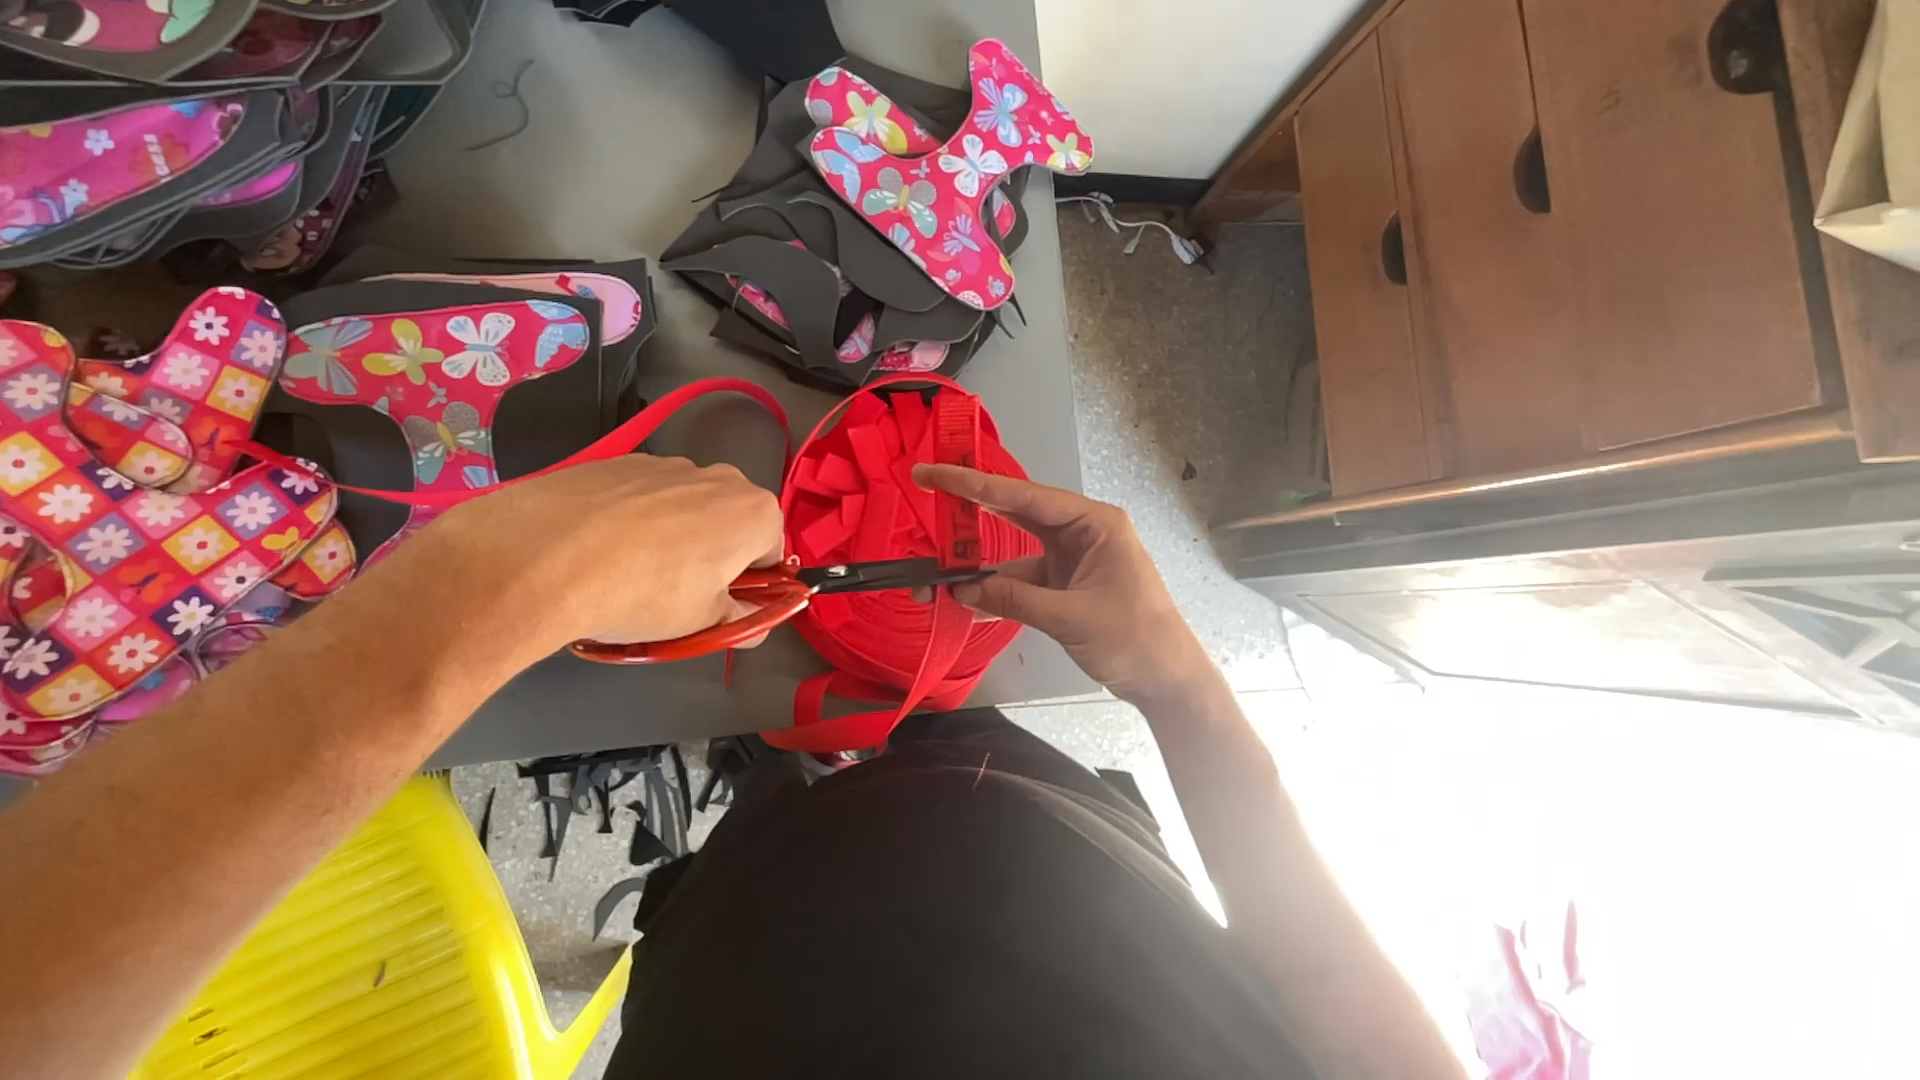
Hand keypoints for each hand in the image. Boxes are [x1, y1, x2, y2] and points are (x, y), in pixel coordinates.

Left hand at [405, 455, 783, 656]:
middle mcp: (718, 477)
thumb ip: (743, 622)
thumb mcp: (704, 623)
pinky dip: (633, 520)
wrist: (543, 556)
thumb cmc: (643, 592)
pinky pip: (641, 496)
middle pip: (730, 521)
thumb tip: (754, 624)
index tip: (725, 605)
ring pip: (685, 506)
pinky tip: (602, 550)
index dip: (753, 584)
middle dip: (715, 553)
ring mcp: (665, 463)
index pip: (772, 552)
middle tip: (682, 592)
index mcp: (754, 512)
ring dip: (674, 535)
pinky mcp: (617, 462)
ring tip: (632, 572)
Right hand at [914, 464, 1213, 705]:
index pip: (1024, 496)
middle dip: (969, 508)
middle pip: (1015, 512)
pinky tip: (964, 600)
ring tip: (935, 572)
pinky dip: (994, 592)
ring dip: (977, 565)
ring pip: (1013, 552)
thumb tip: (961, 590)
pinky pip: (1020, 582)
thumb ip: (1013, 598)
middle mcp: (1080, 532)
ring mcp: (1070, 559)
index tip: (935, 473)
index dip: (974, 484)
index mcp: (1094, 523)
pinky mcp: (1063, 585)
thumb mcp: (1071, 616)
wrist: (1167, 679)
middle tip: (925, 488)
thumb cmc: (1135, 639)